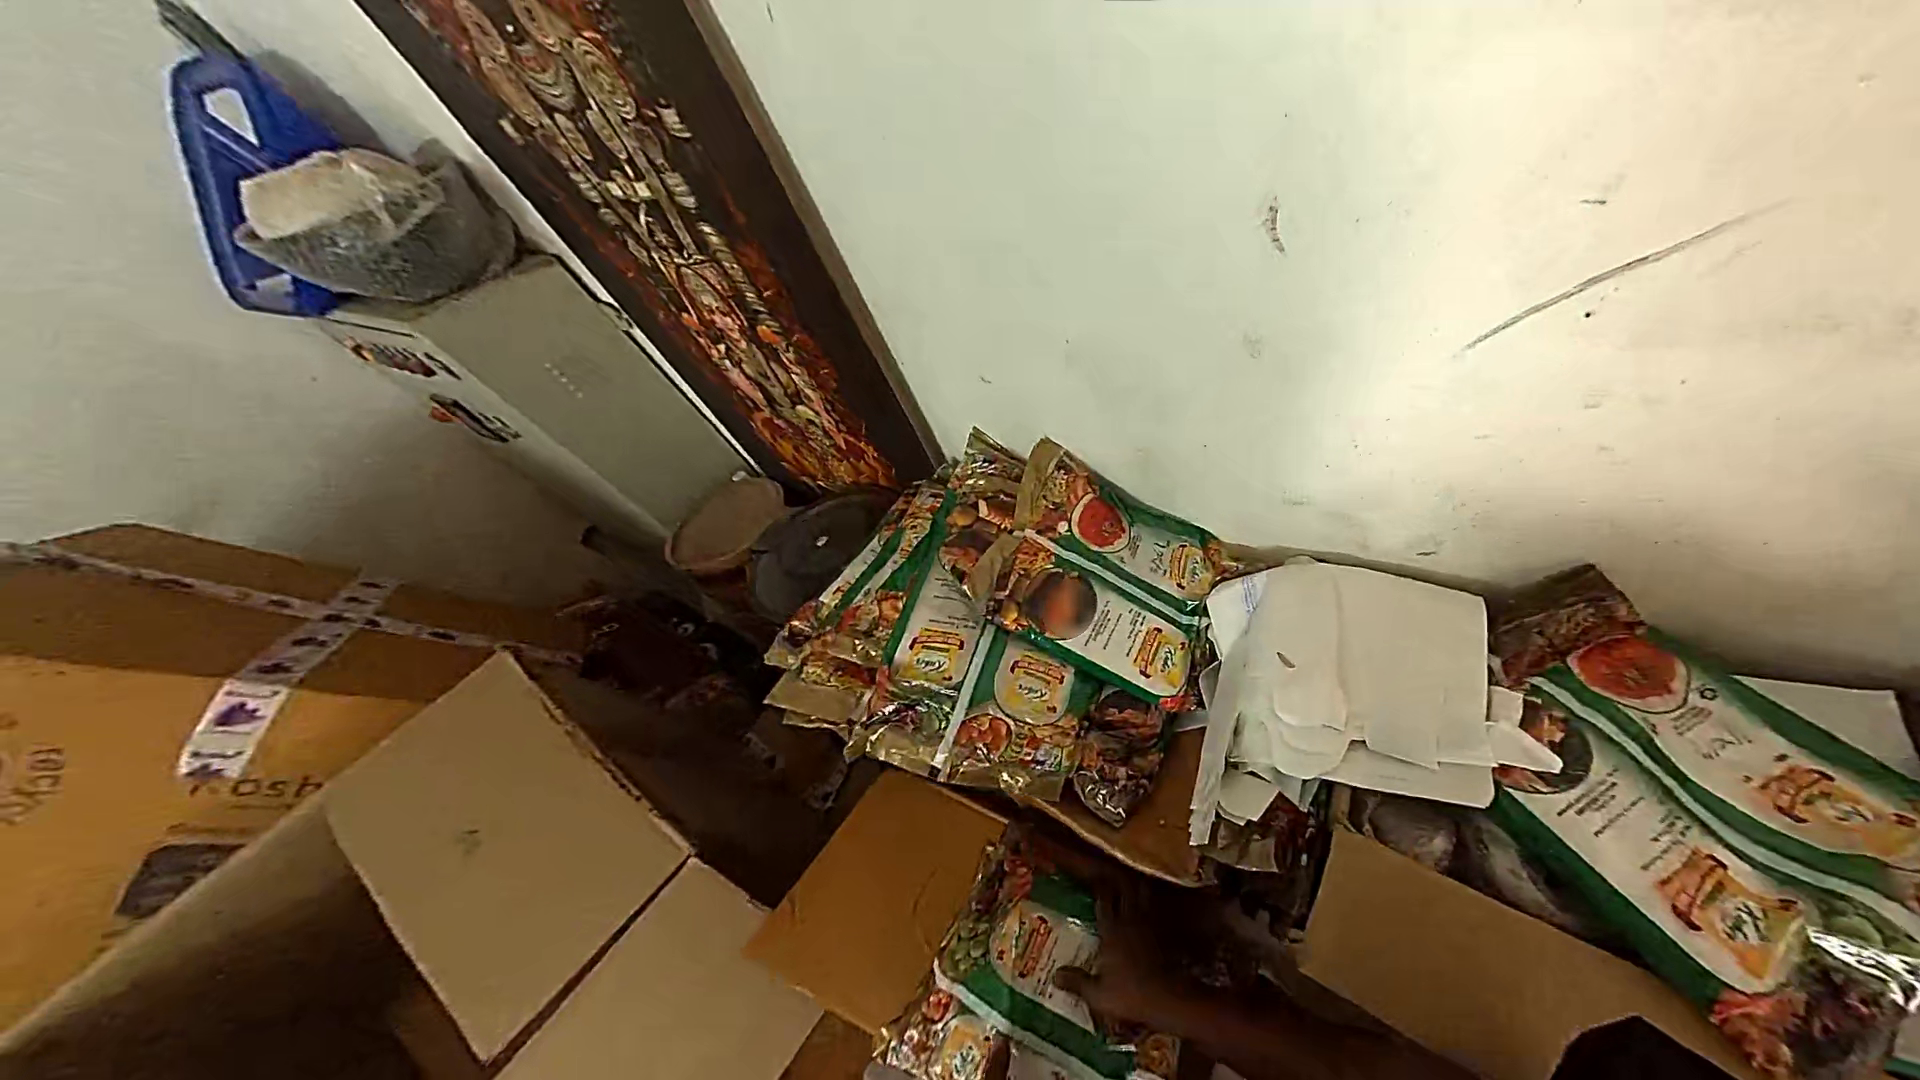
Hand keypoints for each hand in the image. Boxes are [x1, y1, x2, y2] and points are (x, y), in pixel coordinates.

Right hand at [1050, 875, 1191, 1030]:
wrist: (1170, 999)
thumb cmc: (1131, 994)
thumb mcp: (1099, 994)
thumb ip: (1077, 982)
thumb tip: (1055, 976)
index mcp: (1111, 929)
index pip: (1103, 899)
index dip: (1099, 887)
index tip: (1094, 877)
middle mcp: (1130, 920)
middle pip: (1125, 889)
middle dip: (1120, 878)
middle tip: (1114, 872)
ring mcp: (1151, 925)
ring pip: (1144, 895)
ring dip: (1139, 886)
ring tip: (1134, 880)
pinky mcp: (1167, 934)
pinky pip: (1158, 912)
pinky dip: (1154, 905)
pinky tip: (1153, 907)